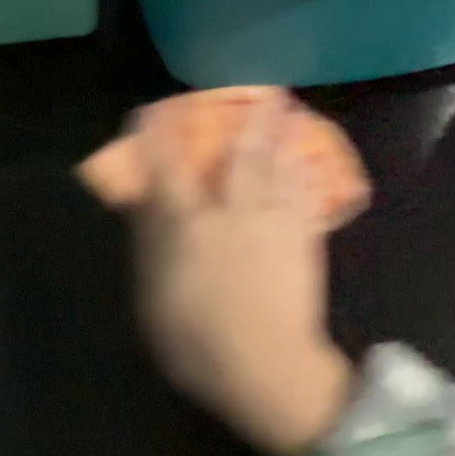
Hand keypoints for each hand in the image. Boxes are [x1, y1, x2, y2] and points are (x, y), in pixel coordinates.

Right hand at [132, 95, 353, 455]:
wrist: (266, 364)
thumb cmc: (197, 340)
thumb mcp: (154, 297)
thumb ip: (151, 244)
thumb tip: (145, 203)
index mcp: (189, 224)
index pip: (168, 169)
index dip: (158, 136)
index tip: (152, 111)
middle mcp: (233, 211)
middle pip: (242, 154)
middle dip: (249, 120)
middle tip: (261, 91)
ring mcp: (274, 221)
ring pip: (280, 167)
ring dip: (283, 135)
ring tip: (289, 109)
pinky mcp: (304, 239)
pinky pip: (307, 195)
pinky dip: (307, 173)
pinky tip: (309, 162)